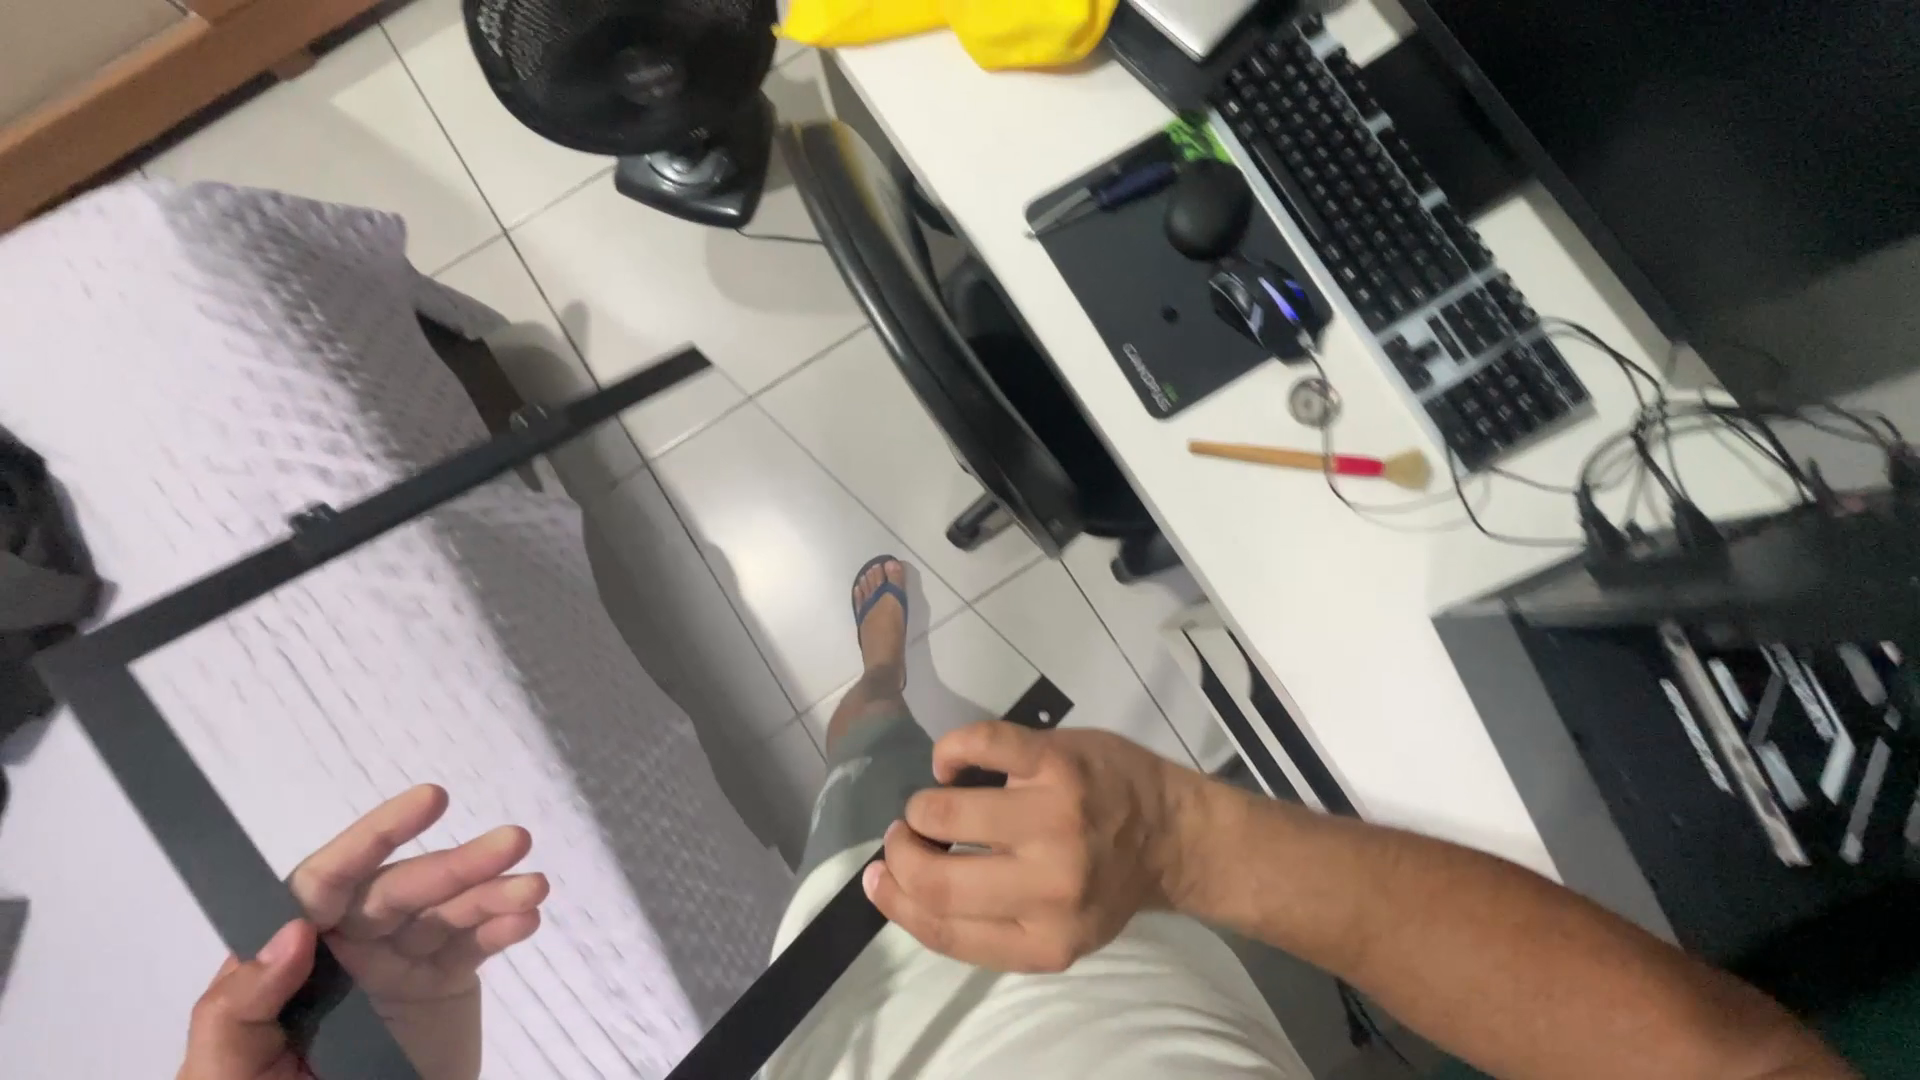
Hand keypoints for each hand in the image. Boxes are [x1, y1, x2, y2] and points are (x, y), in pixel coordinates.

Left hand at [184, 785, 548, 1079]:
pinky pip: (479, 944)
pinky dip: (506, 927)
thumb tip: (290, 930)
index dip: (375, 834)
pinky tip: (527, 922)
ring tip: (535, 891)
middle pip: (407, 888)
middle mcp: (351, 948)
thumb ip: (239, 1009)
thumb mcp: (226, 1078)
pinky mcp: (446, 982)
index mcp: (292, 961)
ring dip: (498, 892)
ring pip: (454, 909)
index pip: (326, 882)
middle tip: (514, 842)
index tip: (431, 801)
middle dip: (461, 862)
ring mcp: (404, 962)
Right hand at [862, 720, 1199, 972]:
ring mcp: (1054, 819)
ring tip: (937, 798)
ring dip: (924, 803)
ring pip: (946, 811)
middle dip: (902, 850)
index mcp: (1045, 940)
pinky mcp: (1059, 762)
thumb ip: (990, 917)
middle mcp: (1049, 887)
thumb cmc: (1108, 876)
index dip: (896, 901)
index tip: (880, 875)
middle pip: (935, 876)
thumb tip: (902, 882)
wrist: (1175, 832)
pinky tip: (953, 760)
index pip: (942, 929)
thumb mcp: (1057, 926)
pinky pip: (980, 743)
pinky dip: (952, 749)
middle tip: (906, 832)